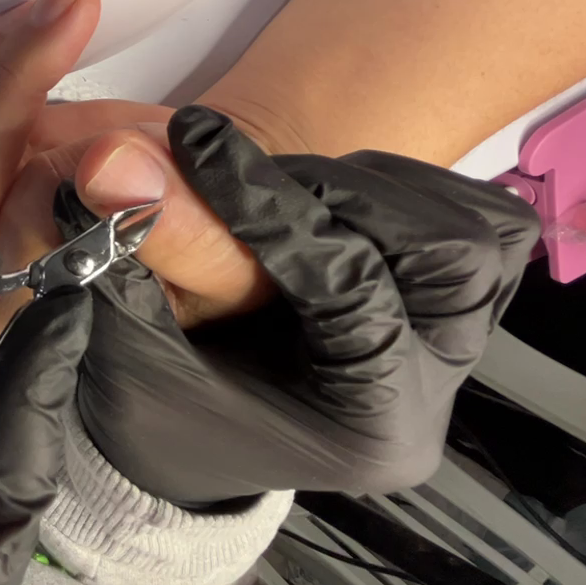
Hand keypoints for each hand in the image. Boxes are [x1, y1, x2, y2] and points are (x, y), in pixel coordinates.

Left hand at [0, 0, 273, 330]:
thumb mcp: (238, 260)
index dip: (64, 174)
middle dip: (12, 77)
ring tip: (55, 5)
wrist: (208, 223)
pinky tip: (29, 24)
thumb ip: (186, 231)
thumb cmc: (220, 254)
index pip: (20, 234)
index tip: (125, 125)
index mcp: (48, 305)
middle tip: (73, 1)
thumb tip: (106, 167)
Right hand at [76, 107, 541, 502]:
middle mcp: (430, 388)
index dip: (266, 205)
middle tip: (234, 172)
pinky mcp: (433, 310)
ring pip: (475, 229)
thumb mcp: (128, 342)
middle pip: (448, 252)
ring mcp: (444, 348)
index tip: (192, 140)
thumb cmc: (147, 411)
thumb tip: (110, 161)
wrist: (176, 444)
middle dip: (331, 193)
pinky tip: (307, 200)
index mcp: (363, 421)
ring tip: (270, 187)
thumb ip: (131, 256)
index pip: (350, 284)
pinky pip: (466, 223)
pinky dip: (389, 192)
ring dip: (366, 188)